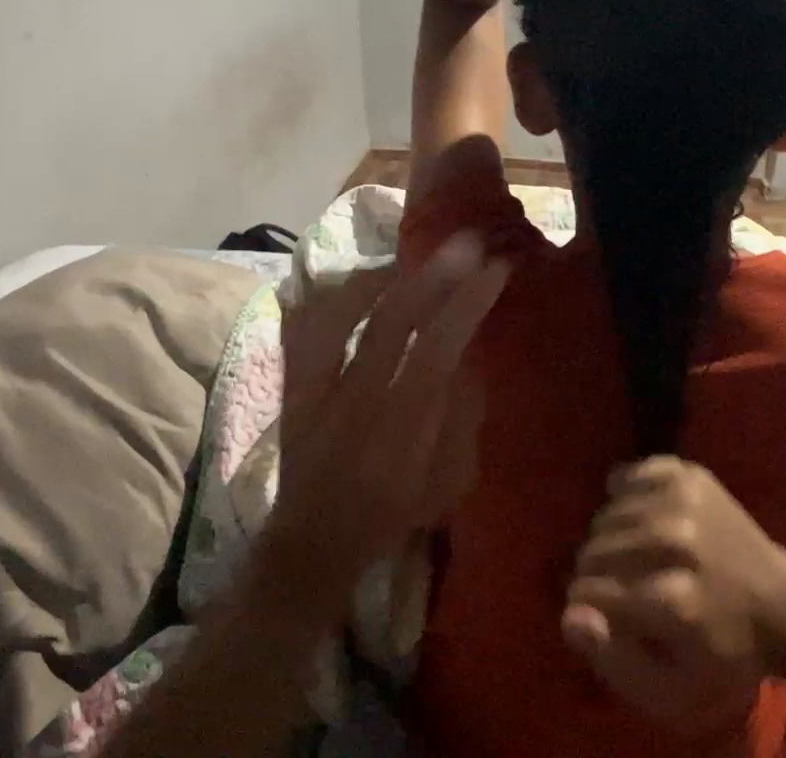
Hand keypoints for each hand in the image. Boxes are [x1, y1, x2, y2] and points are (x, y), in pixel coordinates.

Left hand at [256, 235, 508, 616]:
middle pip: (389, 322)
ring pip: (339, 317)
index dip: (466, 305)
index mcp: (398, 432)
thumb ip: (461, 420)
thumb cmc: (390, 517)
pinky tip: (360, 283)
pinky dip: (330, 297)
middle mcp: (352, 403)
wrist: (313, 543)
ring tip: (413, 260)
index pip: (435, 350)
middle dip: (433, 275)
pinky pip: (303, 329)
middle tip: (467, 243)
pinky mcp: (289, 388)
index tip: (496, 270)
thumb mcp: (445, 485)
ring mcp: (313, 392)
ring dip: (380, 278)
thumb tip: (470, 356)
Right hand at [562, 457, 785, 739]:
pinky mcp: (689, 475)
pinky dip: (623, 493)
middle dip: (595, 572)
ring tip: (632, 557)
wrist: (783, 606)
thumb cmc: (722, 655)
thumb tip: (569, 613)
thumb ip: (611, 660)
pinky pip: (627, 474)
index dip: (589, 607)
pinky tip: (638, 516)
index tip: (609, 616)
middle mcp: (674, 542)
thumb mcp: (670, 689)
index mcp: (671, 600)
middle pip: (592, 549)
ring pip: (605, 514)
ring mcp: (683, 502)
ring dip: (608, 538)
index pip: (586, 590)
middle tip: (622, 587)